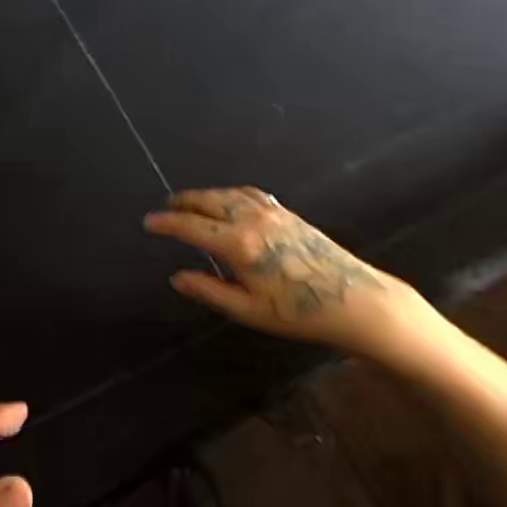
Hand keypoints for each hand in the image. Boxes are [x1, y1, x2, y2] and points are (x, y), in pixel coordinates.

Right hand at [145, 187, 424, 358]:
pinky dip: (229, 193)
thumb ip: (209, 290)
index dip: (165, 223)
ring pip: (227, 194)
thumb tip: (178, 278)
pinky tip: (229, 200)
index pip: (190, 227)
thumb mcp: (248, 311)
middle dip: (182, 202)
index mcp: (238, 245)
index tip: (148, 223)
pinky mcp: (287, 213)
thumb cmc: (300, 313)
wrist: (357, 302)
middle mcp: (251, 220)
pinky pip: (249, 194)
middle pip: (207, 201)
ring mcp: (271, 212)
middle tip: (165, 207)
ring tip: (190, 202)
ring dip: (204, 195)